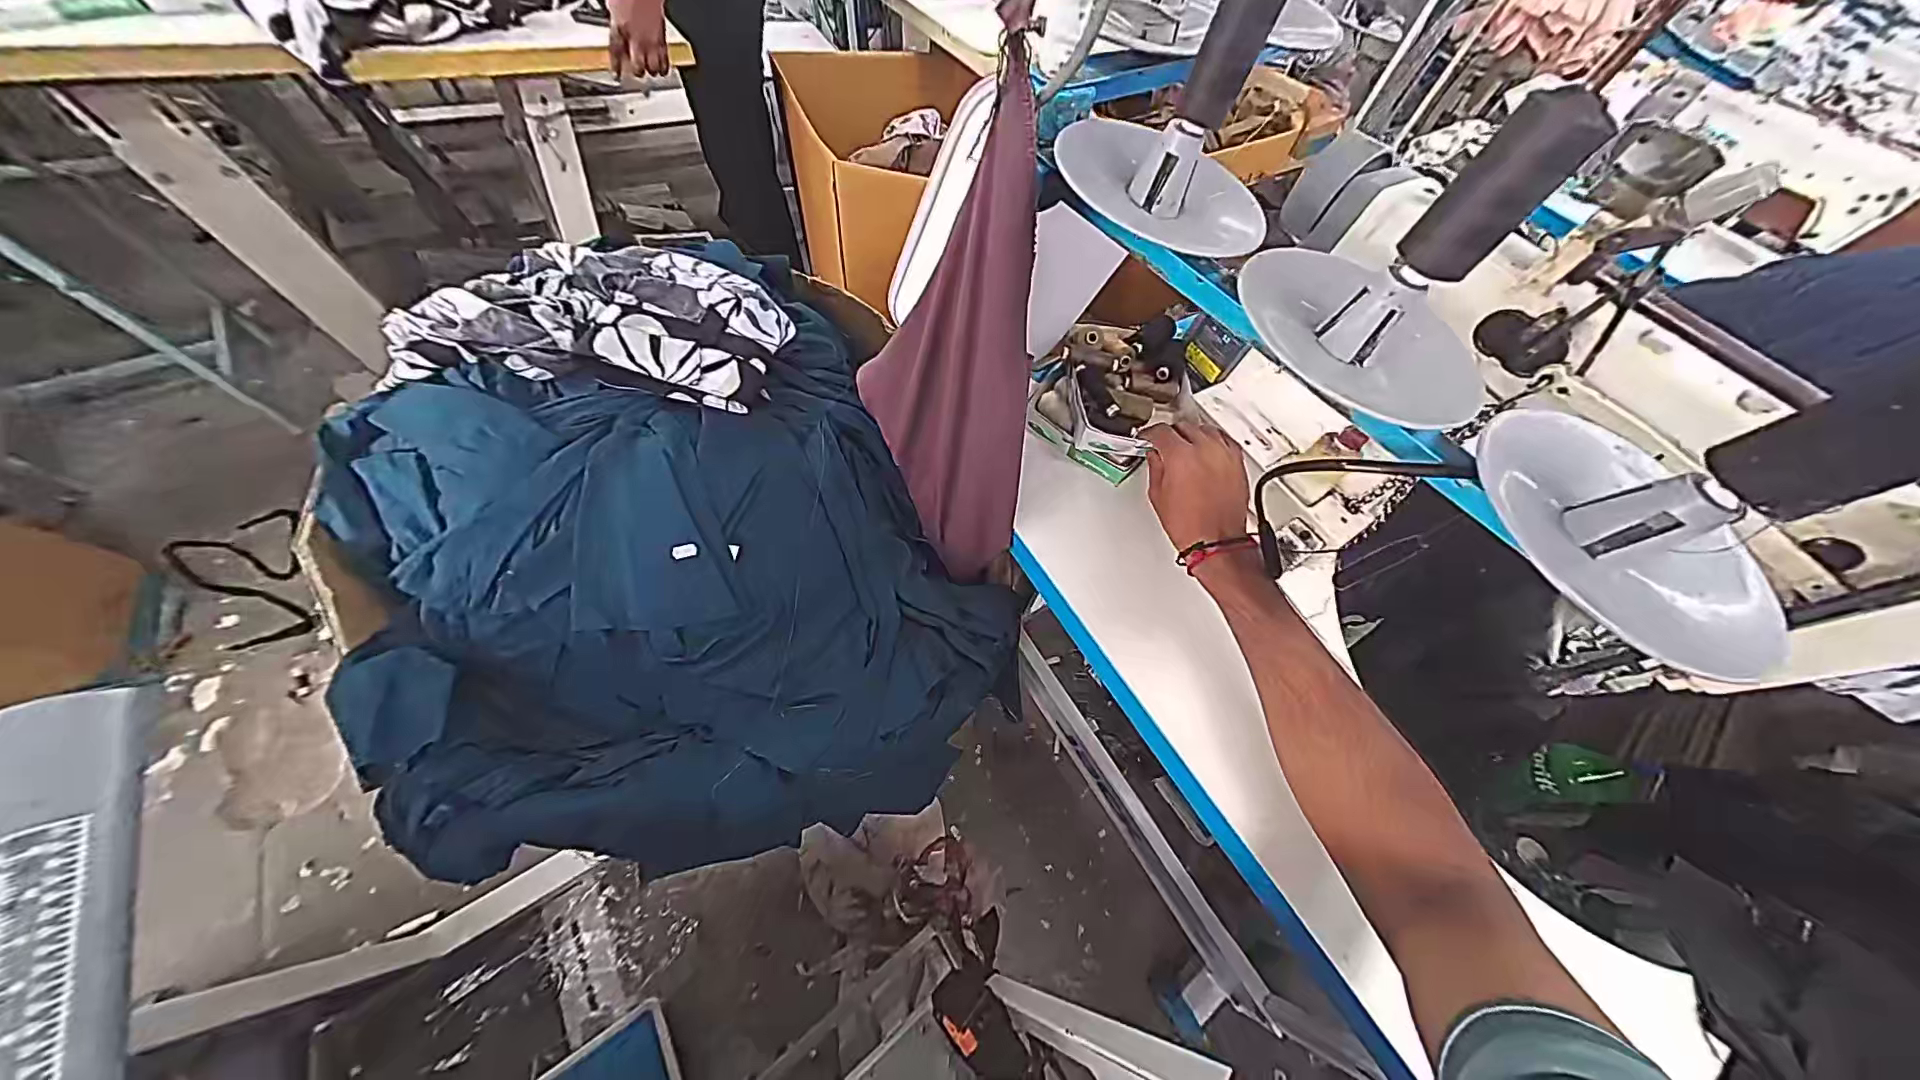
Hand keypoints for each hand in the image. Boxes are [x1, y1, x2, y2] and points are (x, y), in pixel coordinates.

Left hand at [608, 0, 669, 77]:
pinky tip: (662, 69)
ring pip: (652, 68)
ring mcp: (651, 41)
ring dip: (650, 70)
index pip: (616, 53)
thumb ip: (616, 21)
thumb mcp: (614, 5)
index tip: (616, 77)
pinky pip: (665, 61)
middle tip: (636, 71)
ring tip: (649, 70)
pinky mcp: (663, 41)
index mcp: (620, 27)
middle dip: (637, 71)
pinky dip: (663, 67)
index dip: (616, 67)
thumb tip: (616, 30)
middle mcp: (636, 38)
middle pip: (638, 67)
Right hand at [1141, 422, 1251, 554]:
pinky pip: (1225, 441)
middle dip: (1171, 434)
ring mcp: (1224, 454)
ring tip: (1185, 446)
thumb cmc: (1190, 525)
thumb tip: (1155, 456)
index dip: (1149, 433)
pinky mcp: (1237, 462)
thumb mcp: (1158, 495)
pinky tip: (1206, 450)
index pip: (1161, 431)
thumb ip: (1156, 468)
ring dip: (1193, 435)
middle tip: (1164, 445)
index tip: (1147, 438)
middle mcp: (1205, 450)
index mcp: (1180, 456)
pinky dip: (1213, 442)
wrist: (1215, 540)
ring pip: (1206, 429)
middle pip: (1184, 426)